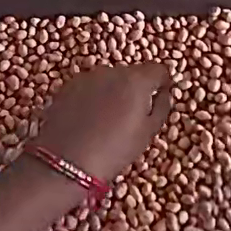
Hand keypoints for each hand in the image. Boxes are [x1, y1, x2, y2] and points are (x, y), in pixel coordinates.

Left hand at [30, 63, 173, 182]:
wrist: (67, 161)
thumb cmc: (114, 150)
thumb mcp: (147, 133)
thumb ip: (161, 107)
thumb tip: (164, 92)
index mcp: (136, 80)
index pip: (158, 69)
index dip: (162, 82)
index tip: (161, 94)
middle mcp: (111, 71)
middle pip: (131, 73)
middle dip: (135, 89)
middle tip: (132, 115)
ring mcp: (87, 76)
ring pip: (108, 79)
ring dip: (112, 91)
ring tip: (107, 119)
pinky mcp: (67, 86)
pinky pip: (89, 86)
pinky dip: (92, 96)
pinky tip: (88, 119)